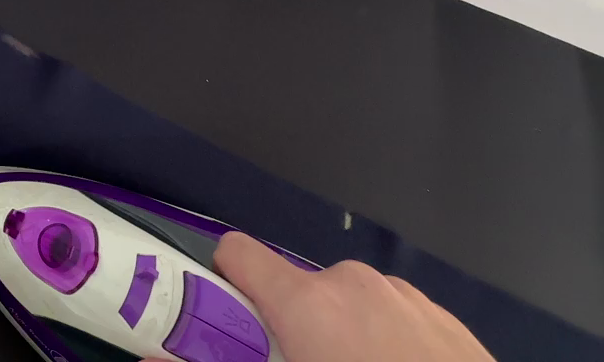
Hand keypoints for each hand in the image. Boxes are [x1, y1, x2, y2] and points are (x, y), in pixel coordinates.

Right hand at [206, 232, 496, 361]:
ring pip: (349, 303)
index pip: (236, 251)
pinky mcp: (452, 321)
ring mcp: (407, 297)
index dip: (227, 286)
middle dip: (294, 330)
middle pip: (296, 288)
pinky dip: (390, 345)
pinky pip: (396, 317)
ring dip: (345, 338)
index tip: (240, 332)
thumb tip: (151, 356)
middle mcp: (352, 282)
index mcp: (308, 302)